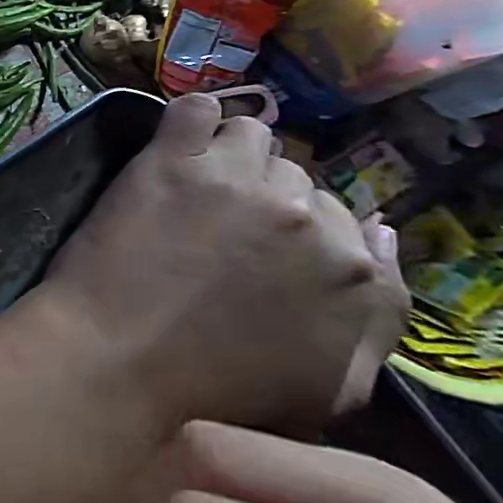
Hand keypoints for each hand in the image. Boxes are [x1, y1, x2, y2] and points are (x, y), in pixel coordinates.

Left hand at [33, 93, 402, 436]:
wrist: (119, 366)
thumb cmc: (222, 394)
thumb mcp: (334, 389)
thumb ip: (380, 312)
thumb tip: (382, 231)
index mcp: (351, 268)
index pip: (342, 218)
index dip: (301, 232)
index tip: (263, 250)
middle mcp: (302, 212)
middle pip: (293, 176)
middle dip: (266, 196)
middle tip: (223, 226)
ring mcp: (236, 178)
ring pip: (251, 135)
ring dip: (232, 154)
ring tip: (200, 184)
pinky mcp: (174, 158)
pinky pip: (198, 108)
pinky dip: (193, 118)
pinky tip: (181, 140)